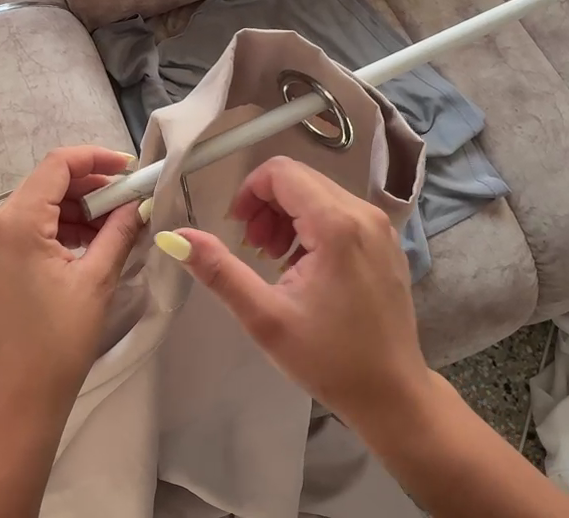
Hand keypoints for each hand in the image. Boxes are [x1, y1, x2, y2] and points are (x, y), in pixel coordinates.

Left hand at [0, 145, 143, 414]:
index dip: (96, 158)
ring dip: (80, 207)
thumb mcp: (96, 281)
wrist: (18, 399)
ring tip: (119, 224)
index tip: (131, 168)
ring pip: (43, 202)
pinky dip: (64, 225)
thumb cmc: (57, 341)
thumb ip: (119, 232)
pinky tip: (94, 241)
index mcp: (17, 221)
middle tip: (131, 200)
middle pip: (50, 181)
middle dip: (92, 185)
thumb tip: (140, 203)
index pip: (58, 164)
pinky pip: (33, 225)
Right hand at [157, 156, 430, 425]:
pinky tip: (302, 266)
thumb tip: (174, 238)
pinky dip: (312, 225)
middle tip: (253, 248)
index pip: (281, 172)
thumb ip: (219, 271)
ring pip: (319, 192)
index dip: (249, 191)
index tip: (236, 228)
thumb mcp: (265, 317)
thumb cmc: (330, 359)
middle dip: (266, 205)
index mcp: (337, 224)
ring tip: (275, 258)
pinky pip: (340, 210)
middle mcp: (363, 213)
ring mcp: (380, 226)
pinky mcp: (386, 241)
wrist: (394, 395)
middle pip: (300, 178)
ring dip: (287, 215)